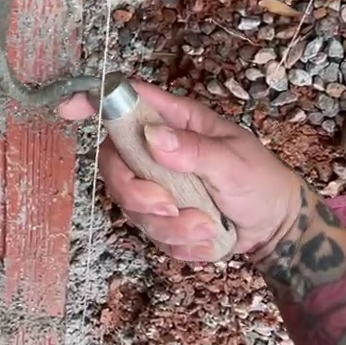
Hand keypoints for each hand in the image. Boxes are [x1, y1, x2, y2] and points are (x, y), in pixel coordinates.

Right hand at [60, 82, 306, 262]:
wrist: (277, 228)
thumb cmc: (261, 180)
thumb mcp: (235, 162)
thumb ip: (195, 151)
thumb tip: (154, 138)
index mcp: (173, 121)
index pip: (126, 101)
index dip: (94, 100)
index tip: (68, 110)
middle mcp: (155, 149)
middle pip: (113, 162)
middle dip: (135, 192)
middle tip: (168, 209)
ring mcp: (155, 183)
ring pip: (130, 203)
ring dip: (168, 225)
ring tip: (207, 227)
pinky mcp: (161, 216)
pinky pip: (150, 233)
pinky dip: (179, 244)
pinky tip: (207, 239)